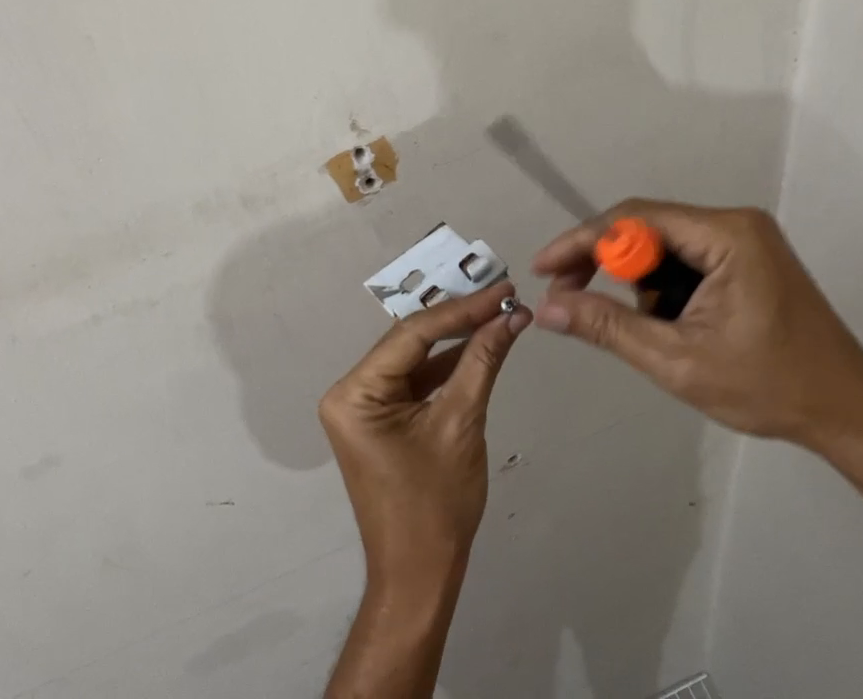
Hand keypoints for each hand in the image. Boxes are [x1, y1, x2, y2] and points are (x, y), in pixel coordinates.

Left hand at [319, 283, 532, 586]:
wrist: (419, 572)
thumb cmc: (435, 504)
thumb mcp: (461, 423)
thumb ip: (482, 361)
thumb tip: (511, 316)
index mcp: (355, 393)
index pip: (413, 334)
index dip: (462, 309)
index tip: (504, 289)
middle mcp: (351, 392)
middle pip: (411, 341)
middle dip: (460, 319)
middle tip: (505, 294)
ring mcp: (364, 406)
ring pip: (416, 358)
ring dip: (458, 340)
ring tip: (501, 313)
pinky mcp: (382, 420)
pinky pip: (416, 382)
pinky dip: (449, 367)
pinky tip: (482, 346)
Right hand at [531, 200, 862, 450]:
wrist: (849, 413)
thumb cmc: (769, 387)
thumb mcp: (677, 360)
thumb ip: (608, 326)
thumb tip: (547, 307)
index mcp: (727, 235)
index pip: (634, 219)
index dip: (582, 241)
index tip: (543, 271)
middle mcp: (736, 225)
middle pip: (647, 229)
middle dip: (605, 264)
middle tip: (569, 300)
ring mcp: (747, 243)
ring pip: (664, 249)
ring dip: (639, 285)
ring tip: (644, 333)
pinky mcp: (750, 264)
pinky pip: (687, 264)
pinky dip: (665, 292)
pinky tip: (670, 329)